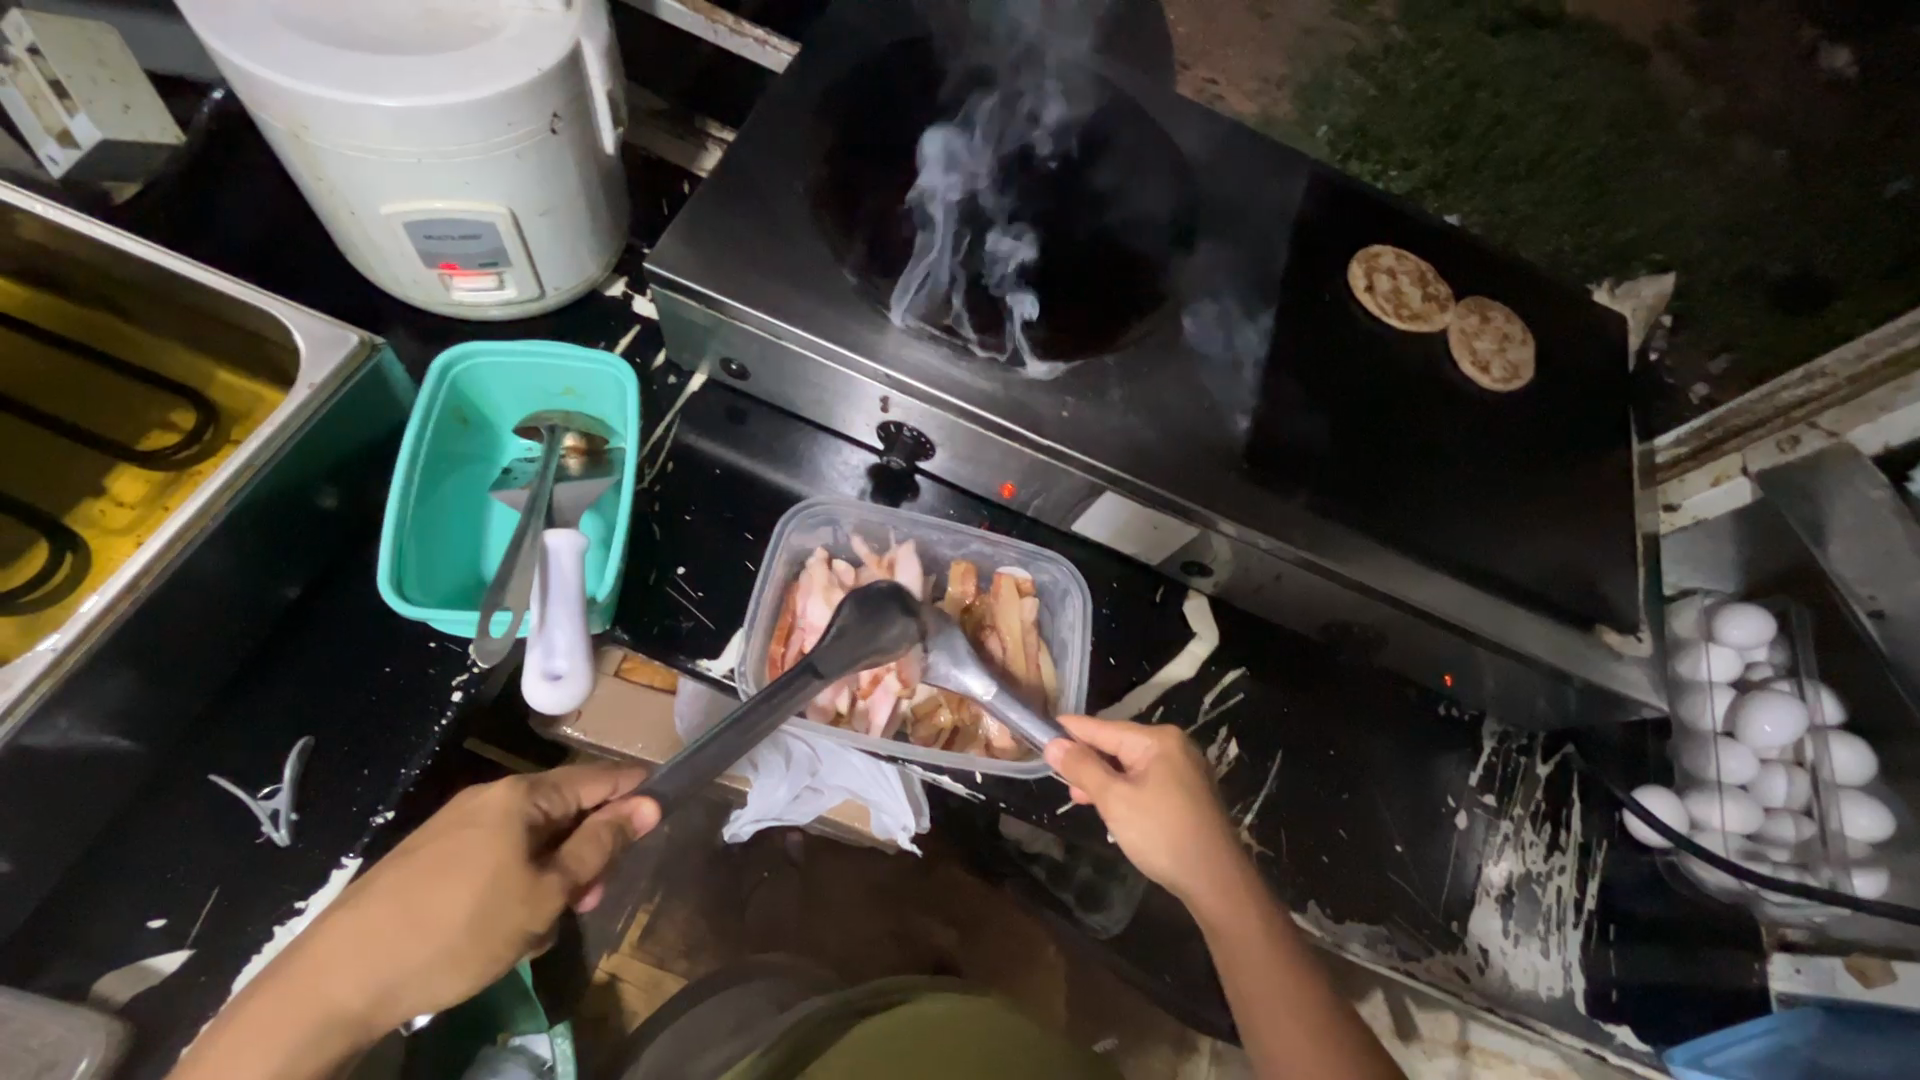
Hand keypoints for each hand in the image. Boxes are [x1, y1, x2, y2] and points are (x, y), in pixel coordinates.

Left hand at [278, 764, 659, 1034]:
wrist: (337, 981)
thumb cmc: (458, 931)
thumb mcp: (545, 894)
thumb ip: (599, 846)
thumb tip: (647, 804)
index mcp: (520, 797)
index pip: (598, 779)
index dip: (636, 792)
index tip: (666, 810)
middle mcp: (489, 800)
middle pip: (564, 812)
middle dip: (587, 853)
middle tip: (590, 901)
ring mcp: (455, 829)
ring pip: (530, 843)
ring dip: (550, 879)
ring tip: (539, 929)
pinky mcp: (431, 861)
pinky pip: (497, 860)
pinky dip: (516, 888)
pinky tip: (505, 932)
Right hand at [1045, 715, 1247, 902]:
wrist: (1216, 880)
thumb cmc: (1161, 833)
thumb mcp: (1114, 799)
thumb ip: (1082, 768)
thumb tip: (1053, 744)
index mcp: (1158, 740)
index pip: (1103, 727)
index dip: (1071, 730)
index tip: (1043, 728)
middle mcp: (1174, 747)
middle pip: (1117, 745)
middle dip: (1087, 760)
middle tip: (1057, 774)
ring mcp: (1184, 770)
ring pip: (1131, 766)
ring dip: (1103, 779)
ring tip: (1077, 795)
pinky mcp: (1187, 793)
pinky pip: (1146, 781)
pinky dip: (1124, 789)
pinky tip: (1107, 805)